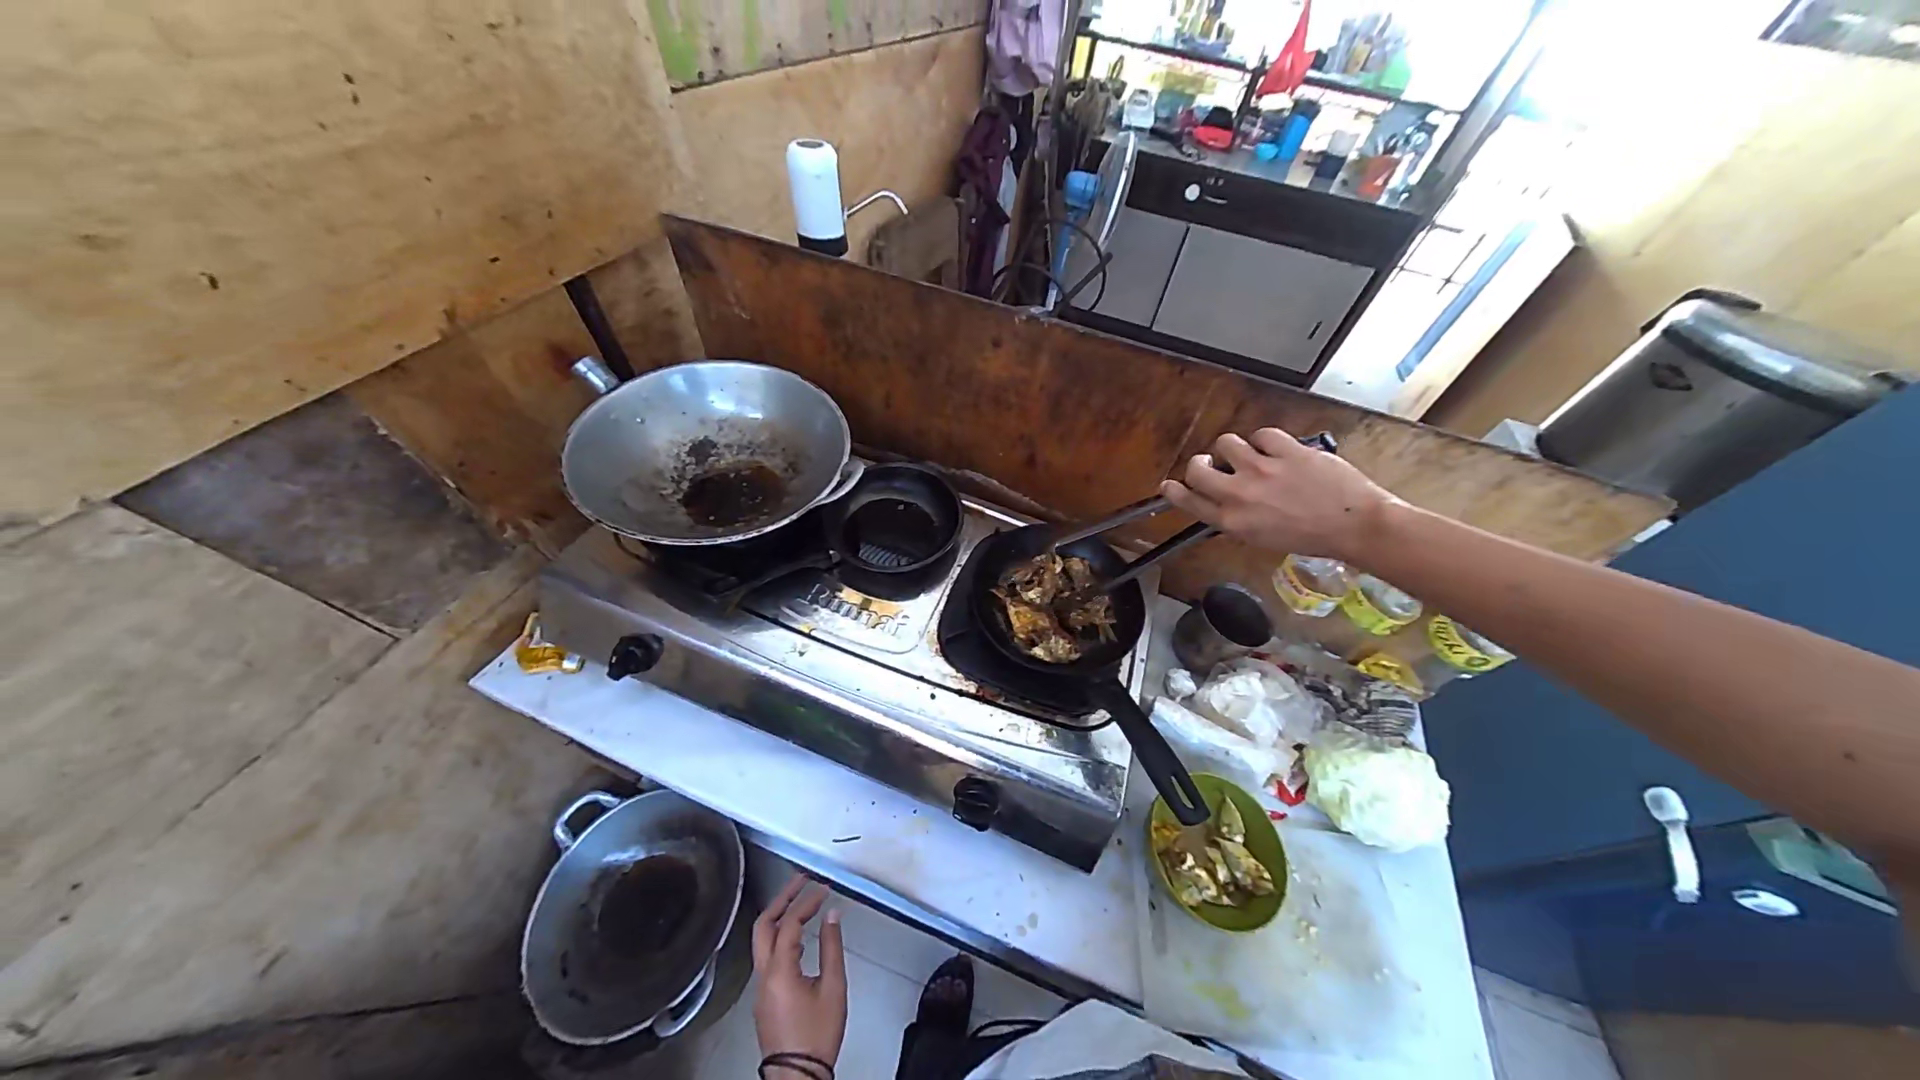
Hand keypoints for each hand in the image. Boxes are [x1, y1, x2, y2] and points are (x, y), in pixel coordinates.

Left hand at [752, 876, 846, 1073]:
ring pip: (761, 940)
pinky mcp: (763, 997)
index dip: (806, 902)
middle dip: (782, 899)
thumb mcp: (833, 988)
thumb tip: (831, 915)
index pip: (789, 923)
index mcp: (779, 970)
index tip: (823, 889)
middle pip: (764, 925)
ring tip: (800, 901)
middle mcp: (763, 975)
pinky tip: (798, 936)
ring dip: (779, 916)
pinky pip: (766, 955)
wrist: (797, 1077)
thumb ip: (831, 947)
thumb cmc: (817, 1035)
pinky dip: (780, 935)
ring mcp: (759, 987)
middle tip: (801, 882)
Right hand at [1160, 428, 1399, 561]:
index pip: (1189, 501)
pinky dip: (1266, 440)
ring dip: (1233, 448)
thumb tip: (1226, 502)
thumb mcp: (1263, 538)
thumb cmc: (1312, 538)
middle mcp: (1240, 494)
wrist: (1356, 525)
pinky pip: (1262, 434)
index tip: (1169, 485)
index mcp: (1233, 521)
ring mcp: (1263, 469)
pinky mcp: (1287, 450)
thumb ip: (1238, 519)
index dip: (1175, 491)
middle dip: (1199, 462)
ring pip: (1226, 443)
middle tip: (1208, 462)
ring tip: (1249, 454)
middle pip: (1197, 468)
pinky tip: (1277, 449)